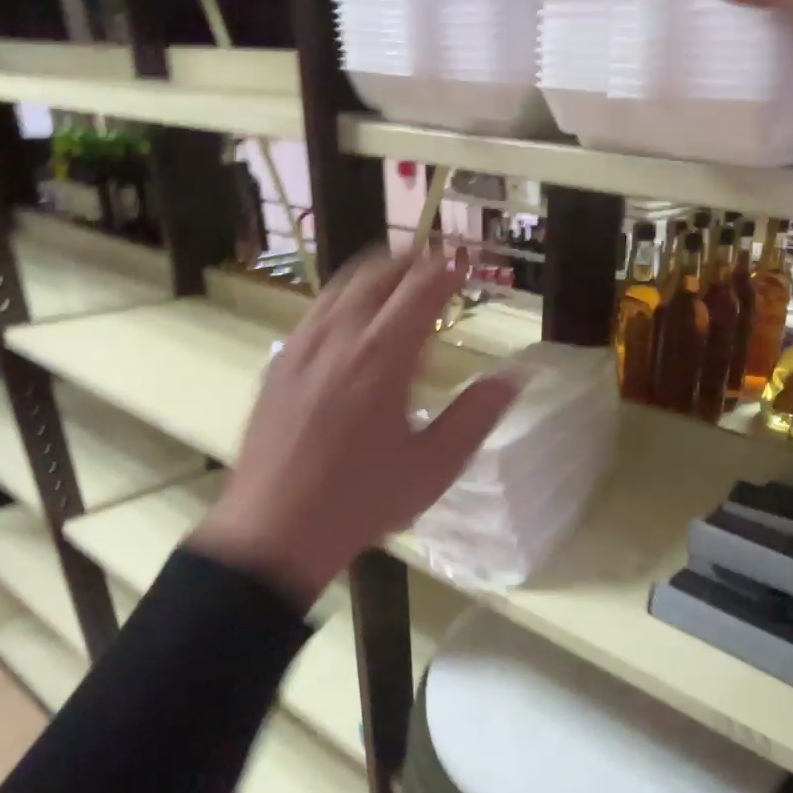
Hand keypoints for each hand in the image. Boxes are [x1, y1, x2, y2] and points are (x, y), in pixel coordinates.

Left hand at [188, 252, 518, 605]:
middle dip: (409, 261)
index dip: (446, 270)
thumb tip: (516, 377)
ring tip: (395, 282)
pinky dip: (342, 301)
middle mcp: (338, 338)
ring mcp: (300, 349)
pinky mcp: (277, 367)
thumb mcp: (434, 466)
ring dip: (373, 276)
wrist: (276, 530)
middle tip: (434, 263)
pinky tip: (350, 326)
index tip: (465, 263)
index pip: (420, 290)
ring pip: (338, 289)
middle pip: (375, 275)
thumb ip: (477, 415)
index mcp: (381, 357)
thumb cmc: (363, 501)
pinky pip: (313, 314)